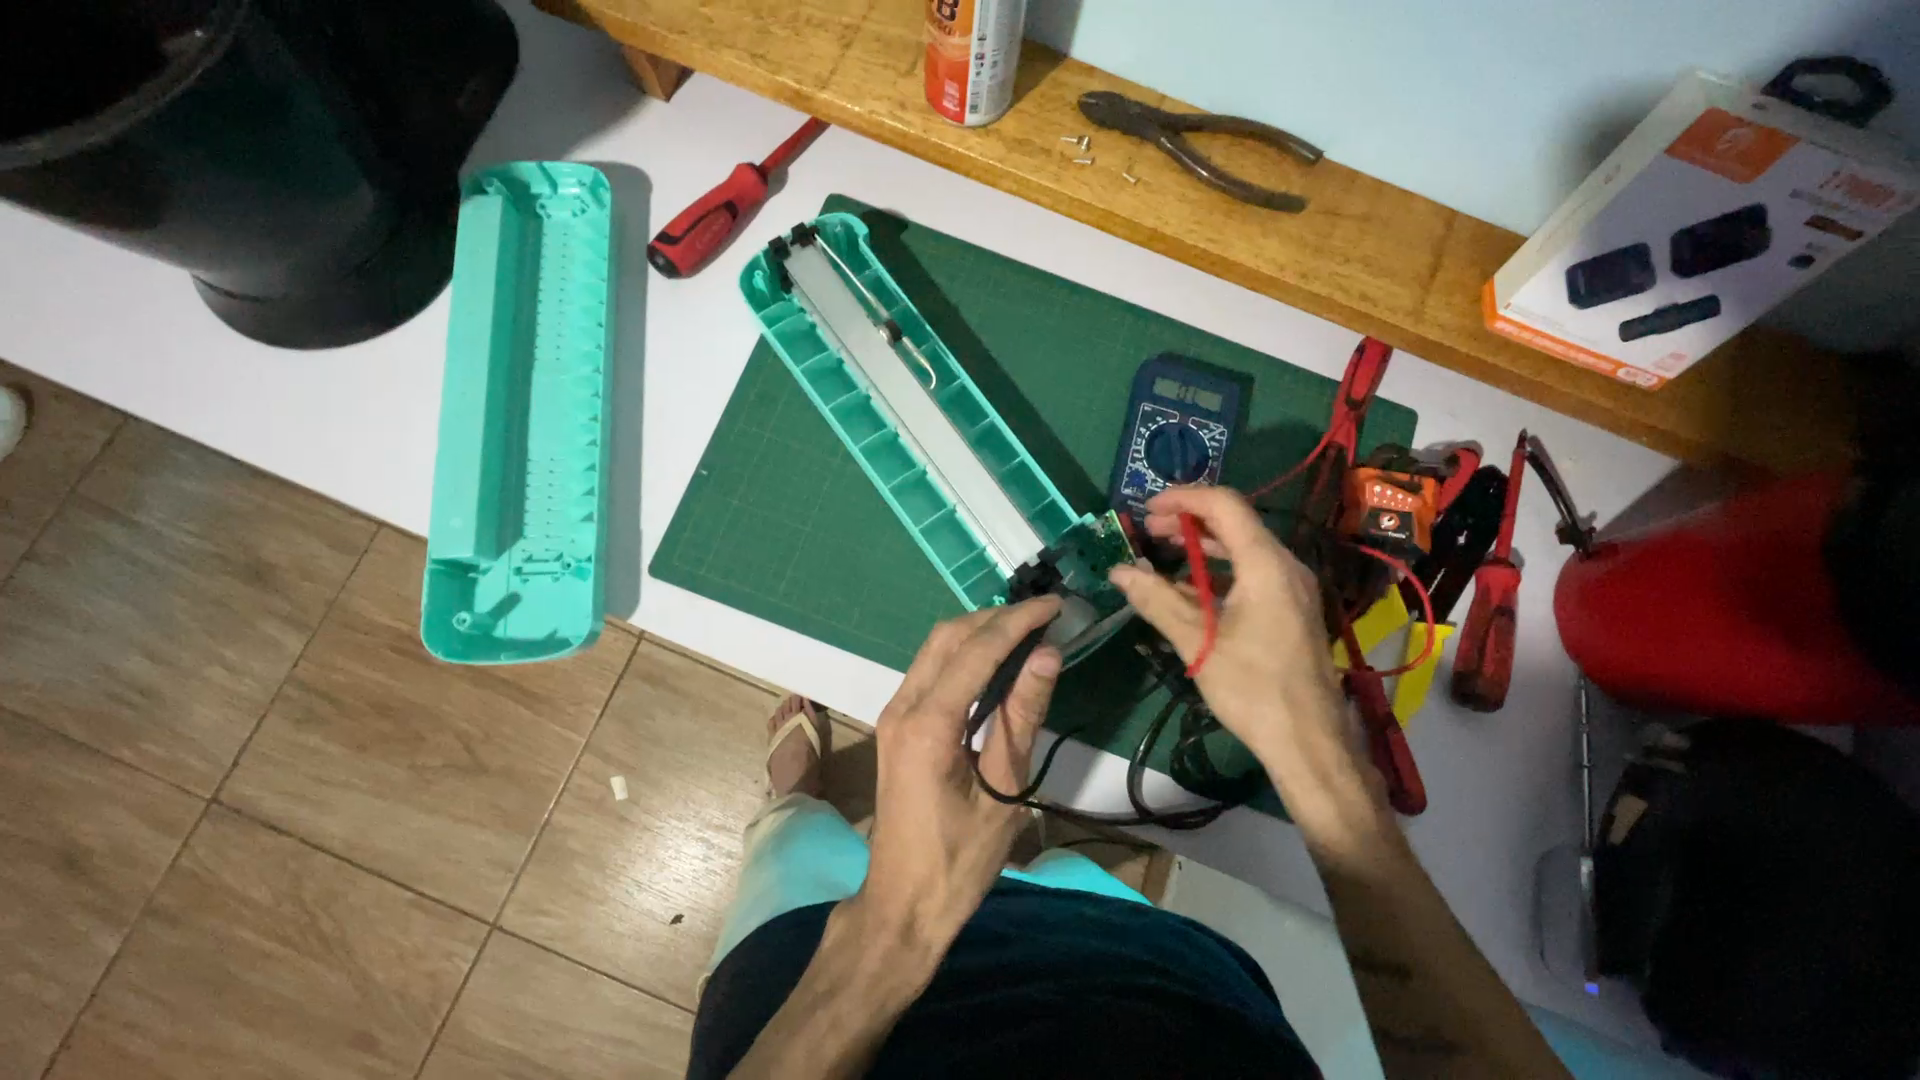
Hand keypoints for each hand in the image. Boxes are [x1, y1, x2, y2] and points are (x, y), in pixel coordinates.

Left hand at [855, 597, 1062, 949]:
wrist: (903, 902)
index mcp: (928, 723)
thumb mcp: (1004, 790)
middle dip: (997, 617)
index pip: (977, 650)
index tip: (1056, 604)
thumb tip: (1047, 655)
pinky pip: (930, 671)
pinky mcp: (897, 725)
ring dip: (979, 632)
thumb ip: (1022, 717)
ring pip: (935, 649)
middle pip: (947, 636)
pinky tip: (997, 662)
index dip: (1018, 621)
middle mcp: (903, 706)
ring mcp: (894, 714)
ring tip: (1028, 630)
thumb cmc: (960, 859)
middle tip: (1045, 616)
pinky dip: (964, 655)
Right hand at [1108, 486, 1346, 764]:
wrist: (1308, 740)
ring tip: (1161, 557)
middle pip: (1234, 524)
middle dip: (1187, 522)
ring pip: (1243, 550)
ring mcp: (1292, 588)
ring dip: (1201, 547)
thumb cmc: (1253, 689)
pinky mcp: (1291, 609)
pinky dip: (1218, 572)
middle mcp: (1284, 566)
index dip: (1182, 499)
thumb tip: (1119, 571)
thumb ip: (1157, 601)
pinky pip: (1252, 574)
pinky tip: (1188, 590)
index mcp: (1266, 564)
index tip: (1146, 509)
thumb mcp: (1198, 643)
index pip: (1224, 505)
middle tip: (1147, 533)